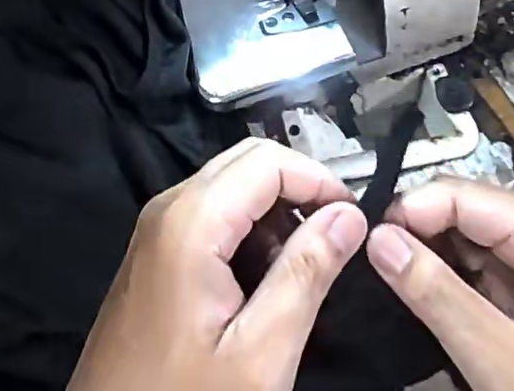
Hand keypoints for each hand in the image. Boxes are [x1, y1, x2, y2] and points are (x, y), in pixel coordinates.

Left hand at [69, 138, 367, 390]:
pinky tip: (266, 274)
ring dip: (275, 206)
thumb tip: (348, 216)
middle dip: (299, 186)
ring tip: (306, 262)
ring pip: (231, 181)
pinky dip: (249, 224)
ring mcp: (159, 223)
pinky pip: (212, 208)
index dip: (318, 179)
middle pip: (248, 160)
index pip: (268, 161)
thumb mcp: (259, 353)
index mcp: (192, 218)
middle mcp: (171, 205)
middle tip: (337, 234)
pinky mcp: (157, 245)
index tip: (356, 217)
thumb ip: (305, 274)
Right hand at [366, 178, 513, 390]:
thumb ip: (440, 297)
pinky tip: (423, 299)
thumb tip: (377, 238)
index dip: (409, 213)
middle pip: (463, 214)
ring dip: (430, 261)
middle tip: (371, 266)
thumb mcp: (511, 366)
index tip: (365, 243)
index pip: (459, 196)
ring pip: (468, 243)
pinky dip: (451, 285)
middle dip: (418, 235)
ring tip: (388, 281)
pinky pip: (483, 273)